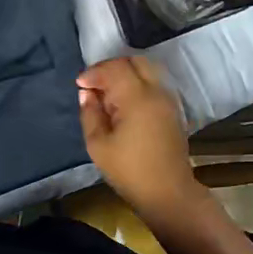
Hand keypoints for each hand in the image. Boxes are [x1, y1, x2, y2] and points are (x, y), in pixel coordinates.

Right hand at [77, 56, 207, 221]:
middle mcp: (157, 92)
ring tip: (107, 95)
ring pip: (147, 71)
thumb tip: (87, 94)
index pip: (115, 68)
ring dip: (125, 75)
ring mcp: (169, 100)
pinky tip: (123, 105)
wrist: (167, 192)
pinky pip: (154, 84)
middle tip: (94, 85)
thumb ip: (90, 114)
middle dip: (112, 68)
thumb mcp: (98, 145)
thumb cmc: (128, 170)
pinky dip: (137, 85)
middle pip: (135, 61)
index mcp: (137, 98)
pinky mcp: (173, 110)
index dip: (94, 73)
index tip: (80, 86)